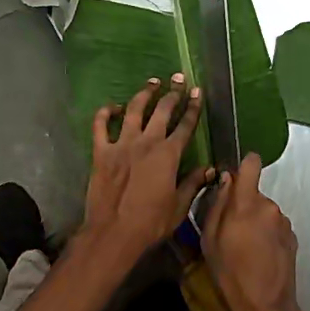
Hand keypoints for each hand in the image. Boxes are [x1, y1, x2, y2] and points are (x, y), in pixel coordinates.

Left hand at [80, 75, 210, 263]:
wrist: (114, 232)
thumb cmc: (150, 223)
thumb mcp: (179, 206)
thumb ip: (192, 183)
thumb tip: (209, 169)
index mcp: (168, 155)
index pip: (185, 126)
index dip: (193, 108)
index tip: (197, 92)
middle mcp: (146, 142)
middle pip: (161, 111)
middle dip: (172, 93)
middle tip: (178, 79)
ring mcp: (121, 144)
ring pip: (133, 110)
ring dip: (144, 94)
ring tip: (152, 83)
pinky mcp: (101, 150)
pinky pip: (100, 124)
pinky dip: (105, 112)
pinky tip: (113, 106)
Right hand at [202, 153, 307, 310]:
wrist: (265, 306)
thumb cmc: (229, 270)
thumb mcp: (210, 236)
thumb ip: (218, 203)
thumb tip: (227, 180)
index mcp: (247, 203)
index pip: (252, 166)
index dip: (245, 163)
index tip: (236, 172)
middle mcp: (269, 206)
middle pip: (254, 193)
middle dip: (243, 203)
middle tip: (230, 227)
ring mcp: (284, 223)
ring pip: (264, 210)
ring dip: (255, 220)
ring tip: (244, 245)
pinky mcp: (293, 238)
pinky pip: (274, 225)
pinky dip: (266, 233)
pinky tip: (258, 254)